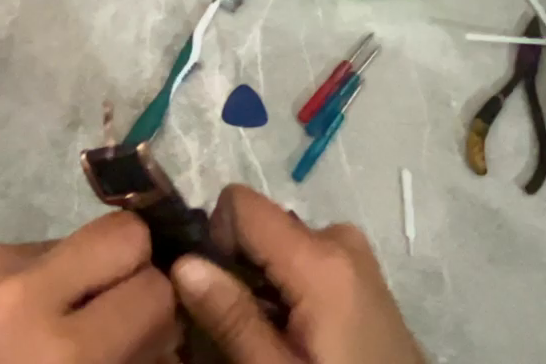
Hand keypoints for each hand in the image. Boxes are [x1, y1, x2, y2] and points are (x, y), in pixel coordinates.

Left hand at [0, 211, 180, 363]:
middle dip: (140, 264)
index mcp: (63, 353)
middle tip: (130, 307)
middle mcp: (29, 290)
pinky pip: (48, 247)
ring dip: (96, 270)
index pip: (154, 290)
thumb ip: (131, 362)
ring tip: (80, 314)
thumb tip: (168, 326)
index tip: (161, 331)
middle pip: (124, 231)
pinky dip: (60, 276)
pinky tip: (40, 315)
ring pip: (86, 234)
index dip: (167, 309)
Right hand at [171, 186, 425, 363]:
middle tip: (246, 333)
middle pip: (260, 226)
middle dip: (240, 269)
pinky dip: (290, 290)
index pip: (240, 202)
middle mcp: (340, 240)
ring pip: (280, 246)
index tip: (222, 297)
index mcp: (320, 256)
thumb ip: (232, 317)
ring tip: (276, 343)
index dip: (217, 241)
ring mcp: (357, 258)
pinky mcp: (363, 279)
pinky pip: (307, 261)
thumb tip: (182, 262)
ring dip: (264, 284)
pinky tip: (301, 340)